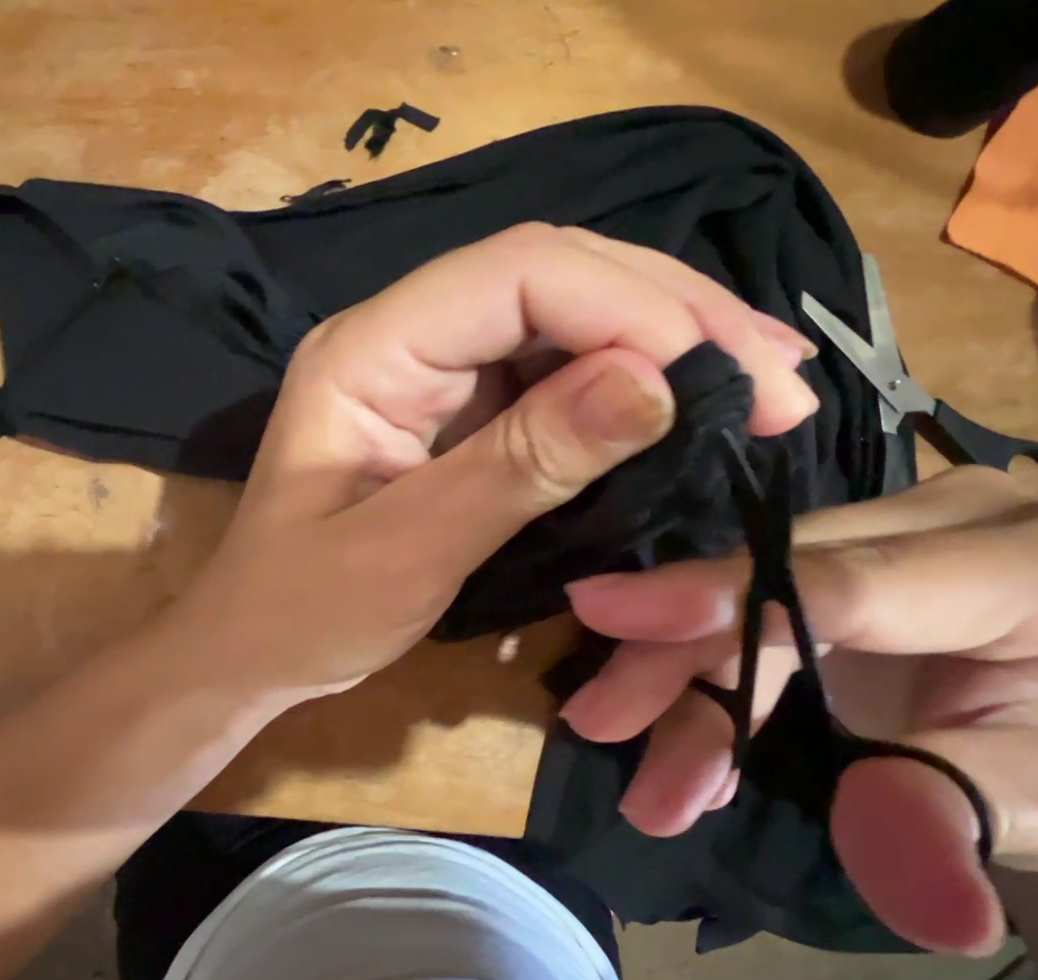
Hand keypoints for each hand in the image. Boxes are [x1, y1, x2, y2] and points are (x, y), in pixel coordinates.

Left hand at [157, 223, 819, 703]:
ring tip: (770, 379)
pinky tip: (699, 401)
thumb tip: (655, 386)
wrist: (253, 648)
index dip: (627, 307)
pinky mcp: (460, 410)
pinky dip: (634, 382)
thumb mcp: (405, 551)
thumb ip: (519, 466)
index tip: (722, 378)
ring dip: (670, 338)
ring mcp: (433, 367)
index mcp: (368, 350)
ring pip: (567, 314)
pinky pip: (558, 370)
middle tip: (783, 374)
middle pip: (552, 275)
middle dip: (671, 313)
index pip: (513, 274)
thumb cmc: (302, 613)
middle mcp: (403, 335)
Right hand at [560, 466, 1037, 954]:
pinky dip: (699, 685)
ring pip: (741, 594)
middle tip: (598, 723)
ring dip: (681, 685)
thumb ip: (967, 817)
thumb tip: (893, 868)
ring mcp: (878, 530)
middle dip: (679, 658)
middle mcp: (950, 520)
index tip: (607, 611)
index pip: (859, 578)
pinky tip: (683, 748)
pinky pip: (738, 610)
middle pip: (774, 578)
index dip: (729, 597)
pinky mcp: (826, 557)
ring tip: (655, 787)